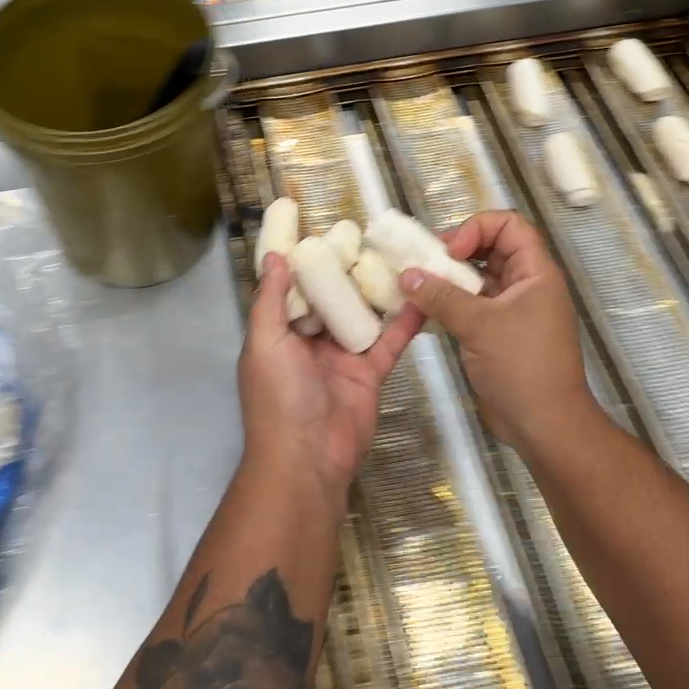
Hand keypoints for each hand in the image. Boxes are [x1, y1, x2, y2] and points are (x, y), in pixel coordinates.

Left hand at [238, 253, 423, 496]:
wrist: (308, 459)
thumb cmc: (279, 397)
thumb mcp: (265, 343)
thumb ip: (271, 300)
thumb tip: (275, 256)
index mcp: (278, 334)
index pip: (292, 290)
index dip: (305, 262)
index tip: (322, 229)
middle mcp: (308, 342)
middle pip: (330, 299)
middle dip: (346, 271)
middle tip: (369, 235)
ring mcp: (341, 357)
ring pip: (361, 316)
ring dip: (376, 290)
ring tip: (399, 255)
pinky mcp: (370, 373)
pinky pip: (388, 342)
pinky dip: (405, 321)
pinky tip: (423, 295)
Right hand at [397, 211, 598, 457]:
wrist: (544, 424)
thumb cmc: (522, 366)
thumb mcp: (480, 325)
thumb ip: (441, 296)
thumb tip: (406, 275)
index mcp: (535, 273)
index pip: (509, 225)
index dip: (477, 228)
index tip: (449, 252)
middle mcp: (525, 285)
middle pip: (489, 248)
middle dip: (454, 252)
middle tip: (421, 265)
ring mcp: (510, 311)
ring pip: (476, 279)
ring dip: (446, 279)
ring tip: (415, 287)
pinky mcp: (496, 334)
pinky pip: (470, 306)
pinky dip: (447, 304)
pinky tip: (421, 312)